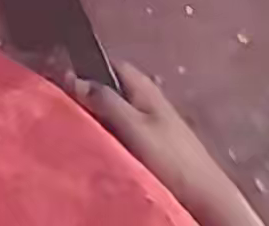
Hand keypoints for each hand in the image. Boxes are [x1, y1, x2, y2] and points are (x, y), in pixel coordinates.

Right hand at [68, 61, 264, 225]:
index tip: (57, 78)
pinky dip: (106, 137)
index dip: (81, 66)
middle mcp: (143, 98)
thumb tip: (71, 77)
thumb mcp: (134, 126)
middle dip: (85, 95)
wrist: (210, 206)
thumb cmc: (172, 160)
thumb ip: (104, 100)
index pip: (103, 61)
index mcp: (140, 84)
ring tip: (72, 127)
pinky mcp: (151, 147)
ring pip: (110, 112)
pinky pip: (118, 133)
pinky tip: (94, 148)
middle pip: (105, 87)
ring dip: (95, 118)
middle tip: (60, 106)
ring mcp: (148, 123)